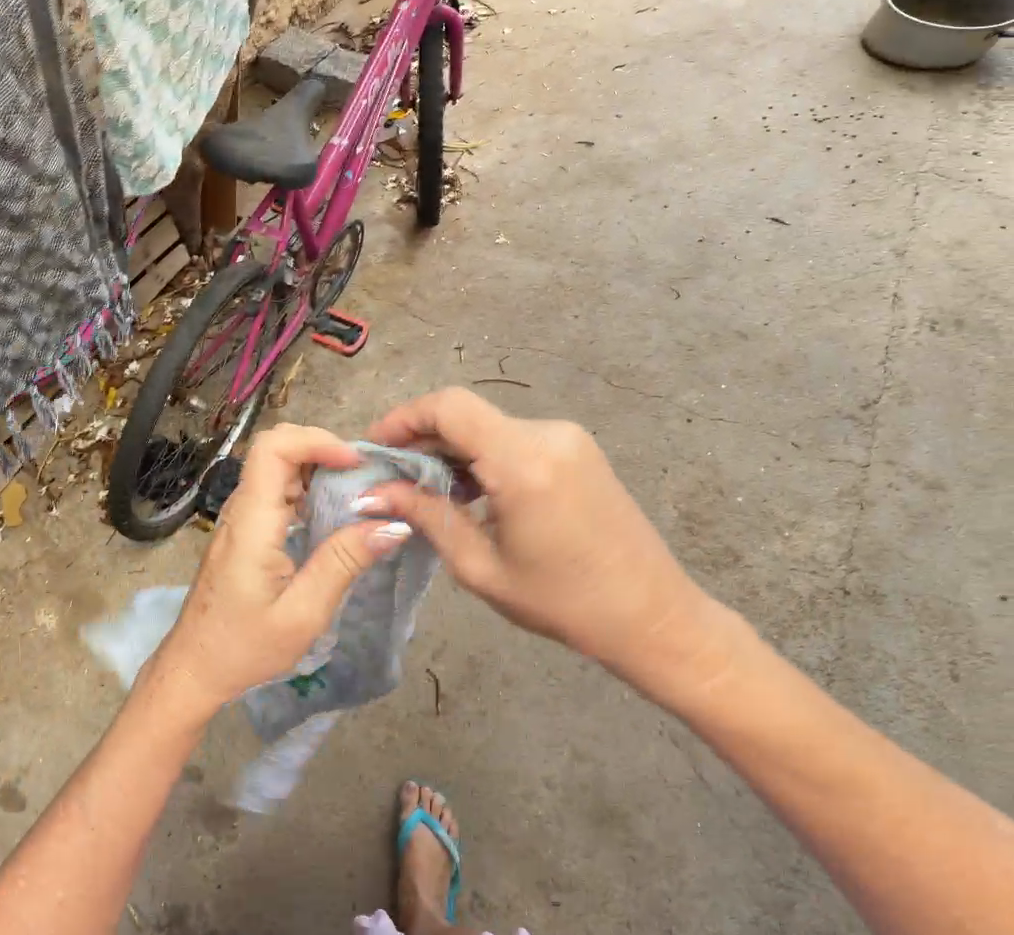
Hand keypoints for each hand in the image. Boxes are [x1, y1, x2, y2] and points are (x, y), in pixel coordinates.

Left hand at [145, 424, 417, 718]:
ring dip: (316, 471)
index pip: (273, 448)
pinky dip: (306, 492)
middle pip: (275, 451)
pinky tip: (333, 517)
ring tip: (359, 494)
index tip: (356, 464)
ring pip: (275, 471)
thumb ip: (343, 563)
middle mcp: (240, 511)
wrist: (196, 665)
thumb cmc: (245, 646)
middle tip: (366, 477)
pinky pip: (274, 495)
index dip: (316, 441)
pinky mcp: (243, 533)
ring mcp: (238, 520)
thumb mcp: (303, 613)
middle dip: (323, 450)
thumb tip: (392, 524)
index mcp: (251, 522)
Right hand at [361, 388, 713, 676]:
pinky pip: (509, 440)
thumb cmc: (563, 602)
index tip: (373, 449)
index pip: (447, 406)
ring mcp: (567, 440)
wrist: (655, 620)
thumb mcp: (478, 565)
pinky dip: (477, 458)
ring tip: (424, 494)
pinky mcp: (576, 451)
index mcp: (523, 462)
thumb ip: (423, 516)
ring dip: (447, 451)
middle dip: (418, 441)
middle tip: (388, 479)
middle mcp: (547, 436)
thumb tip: (369, 494)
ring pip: (484, 427)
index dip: (400, 419)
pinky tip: (465, 494)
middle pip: (462, 415)